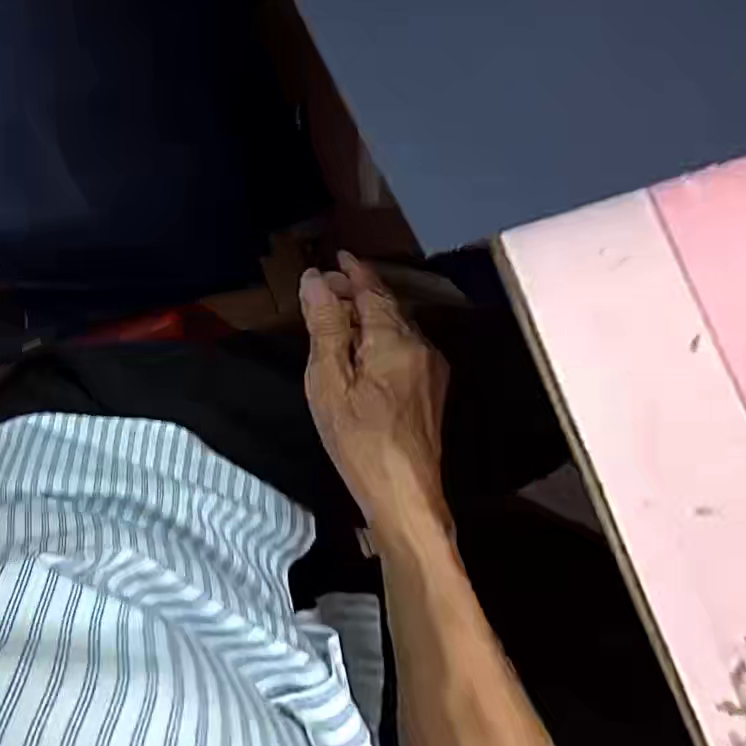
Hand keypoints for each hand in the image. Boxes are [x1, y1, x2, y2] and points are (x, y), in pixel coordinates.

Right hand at [300, 252, 451, 544]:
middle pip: (388, 307)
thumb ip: (324, 327)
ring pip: (396, 326)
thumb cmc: (356, 434)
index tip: (338, 255)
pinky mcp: (428, 389)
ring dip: (366, 311)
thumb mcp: (328, 378)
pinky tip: (357, 342)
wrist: (403, 490)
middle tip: (324, 282)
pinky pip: (401, 344)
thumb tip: (315, 281)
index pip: (374, 294)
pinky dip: (376, 331)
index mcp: (395, 342)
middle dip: (357, 290)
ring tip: (335, 308)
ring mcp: (429, 370)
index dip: (355, 272)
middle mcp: (420, 348)